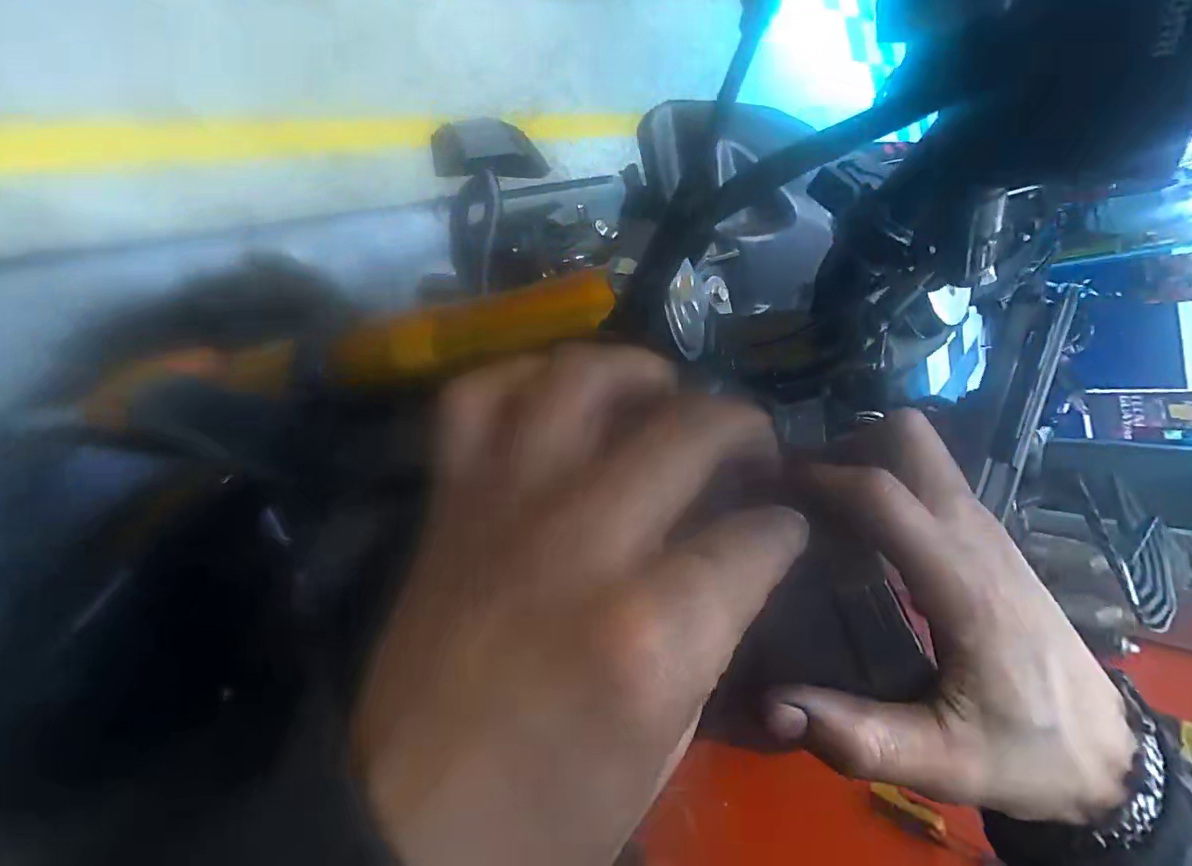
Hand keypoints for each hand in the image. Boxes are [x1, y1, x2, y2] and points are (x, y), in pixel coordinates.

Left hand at [351, 346, 808, 865]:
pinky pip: (478, 396)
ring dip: (638, 371)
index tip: (786, 521)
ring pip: (580, 379)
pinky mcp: (450, 501)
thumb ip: (715, 628)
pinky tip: (558, 398)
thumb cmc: (550, 803)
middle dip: (741, 425)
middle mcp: (581, 542)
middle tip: (749, 446)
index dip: (785, 525)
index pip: (754, 535)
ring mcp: (506, 506)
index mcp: (650, 630)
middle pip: (686, 430)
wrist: (404, 823)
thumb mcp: (667, 741)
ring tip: (663, 393)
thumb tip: (748, 549)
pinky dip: (523, 378)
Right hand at [769, 410, 1137, 824]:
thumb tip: (774, 704)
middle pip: (910, 436)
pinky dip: (886, 474)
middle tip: (808, 488)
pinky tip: (862, 525)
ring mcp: (984, 526)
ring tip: (823, 503)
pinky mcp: (986, 533)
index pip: (883, 494)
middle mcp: (973, 532)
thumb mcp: (945, 764)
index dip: (822, 479)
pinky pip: (928, 473)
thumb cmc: (1029, 752)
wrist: (1112, 753)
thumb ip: (860, 737)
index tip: (775, 486)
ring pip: (920, 447)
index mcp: (961, 579)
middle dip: (850, 445)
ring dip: (866, 455)